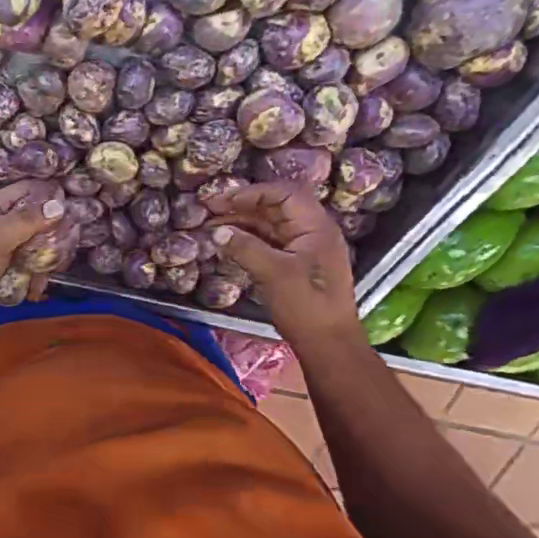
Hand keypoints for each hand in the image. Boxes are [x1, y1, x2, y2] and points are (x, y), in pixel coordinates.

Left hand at [0, 181, 64, 310]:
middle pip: (36, 217)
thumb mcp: (0, 235)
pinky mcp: (3, 264)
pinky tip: (40, 285)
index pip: (29, 189)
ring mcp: (2, 243)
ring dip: (45, 255)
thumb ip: (29, 219)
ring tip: (56, 267)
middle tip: (70, 241)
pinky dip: (34, 272)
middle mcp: (1, 220)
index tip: (73, 206)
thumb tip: (60, 205)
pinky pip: (26, 262)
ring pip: (34, 242)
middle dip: (53, 230)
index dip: (50, 194)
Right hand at [204, 181, 360, 339]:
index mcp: (316, 227)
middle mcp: (312, 233)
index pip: (285, 194)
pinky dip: (247, 240)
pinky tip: (226, 244)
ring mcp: (304, 250)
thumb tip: (218, 231)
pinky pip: (268, 243)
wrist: (328, 345)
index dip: (253, 193)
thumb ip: (245, 248)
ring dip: (241, 223)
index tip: (224, 201)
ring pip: (269, 226)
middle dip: (242, 206)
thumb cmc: (306, 307)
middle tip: (210, 209)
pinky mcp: (295, 266)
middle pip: (276, 207)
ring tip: (211, 226)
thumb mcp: (274, 274)